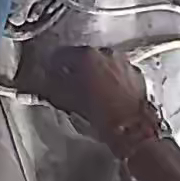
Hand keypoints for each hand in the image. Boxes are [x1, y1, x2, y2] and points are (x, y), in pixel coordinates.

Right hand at [37, 46, 159, 152]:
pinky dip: (111, 77)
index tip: (49, 73)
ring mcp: (123, 62)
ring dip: (94, 71)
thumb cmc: (97, 112)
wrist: (132, 127)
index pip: (62, 54)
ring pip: (102, 62)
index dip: (53, 64)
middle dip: (75, 67)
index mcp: (85, 56)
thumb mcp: (65, 100)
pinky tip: (107, 92)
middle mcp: (106, 53)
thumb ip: (50, 86)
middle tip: (68, 82)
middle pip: (84, 56)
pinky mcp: (136, 74)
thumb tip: (43, 80)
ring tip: (89, 88)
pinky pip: (118, 71)